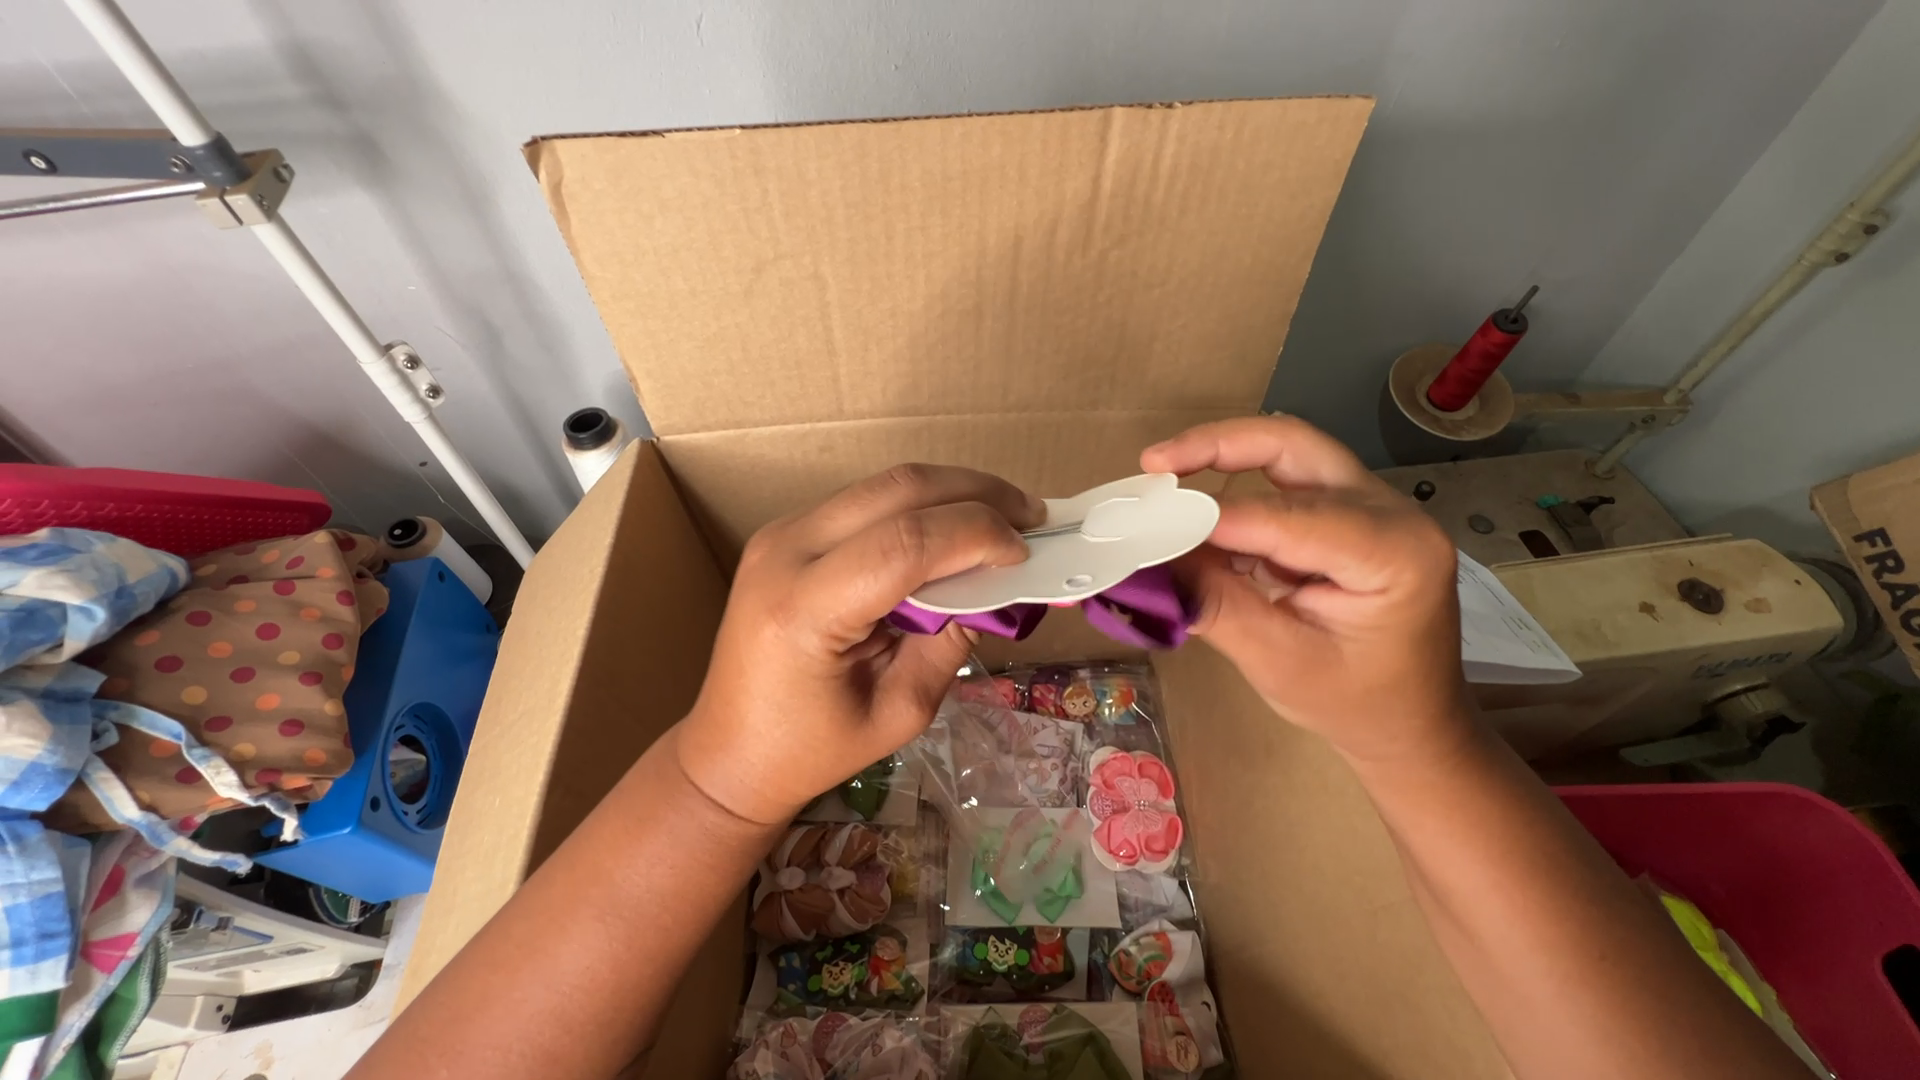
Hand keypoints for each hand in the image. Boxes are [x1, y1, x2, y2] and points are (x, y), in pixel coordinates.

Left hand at [678, 464, 1044, 824]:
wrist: (730, 750)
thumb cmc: (811, 750)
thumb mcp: (899, 712)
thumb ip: (949, 644)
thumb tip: (995, 588)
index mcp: (804, 608)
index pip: (906, 542)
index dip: (977, 535)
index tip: (1025, 553)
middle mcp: (785, 552)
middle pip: (897, 490)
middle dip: (975, 493)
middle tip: (1031, 516)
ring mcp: (780, 534)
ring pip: (883, 485)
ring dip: (950, 493)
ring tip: (1002, 518)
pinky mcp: (787, 532)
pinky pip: (867, 502)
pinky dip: (920, 507)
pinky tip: (953, 529)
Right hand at [1141, 417, 1475, 764]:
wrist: (1410, 722)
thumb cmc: (1354, 703)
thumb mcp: (1279, 663)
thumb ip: (1216, 606)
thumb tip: (1148, 564)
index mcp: (1394, 553)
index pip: (1290, 517)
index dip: (1214, 517)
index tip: (1149, 521)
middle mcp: (1389, 511)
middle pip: (1293, 446)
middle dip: (1217, 447)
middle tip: (1153, 465)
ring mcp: (1370, 507)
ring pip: (1287, 452)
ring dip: (1221, 459)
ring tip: (1162, 480)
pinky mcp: (1347, 514)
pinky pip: (1283, 483)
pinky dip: (1233, 490)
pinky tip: (1193, 516)